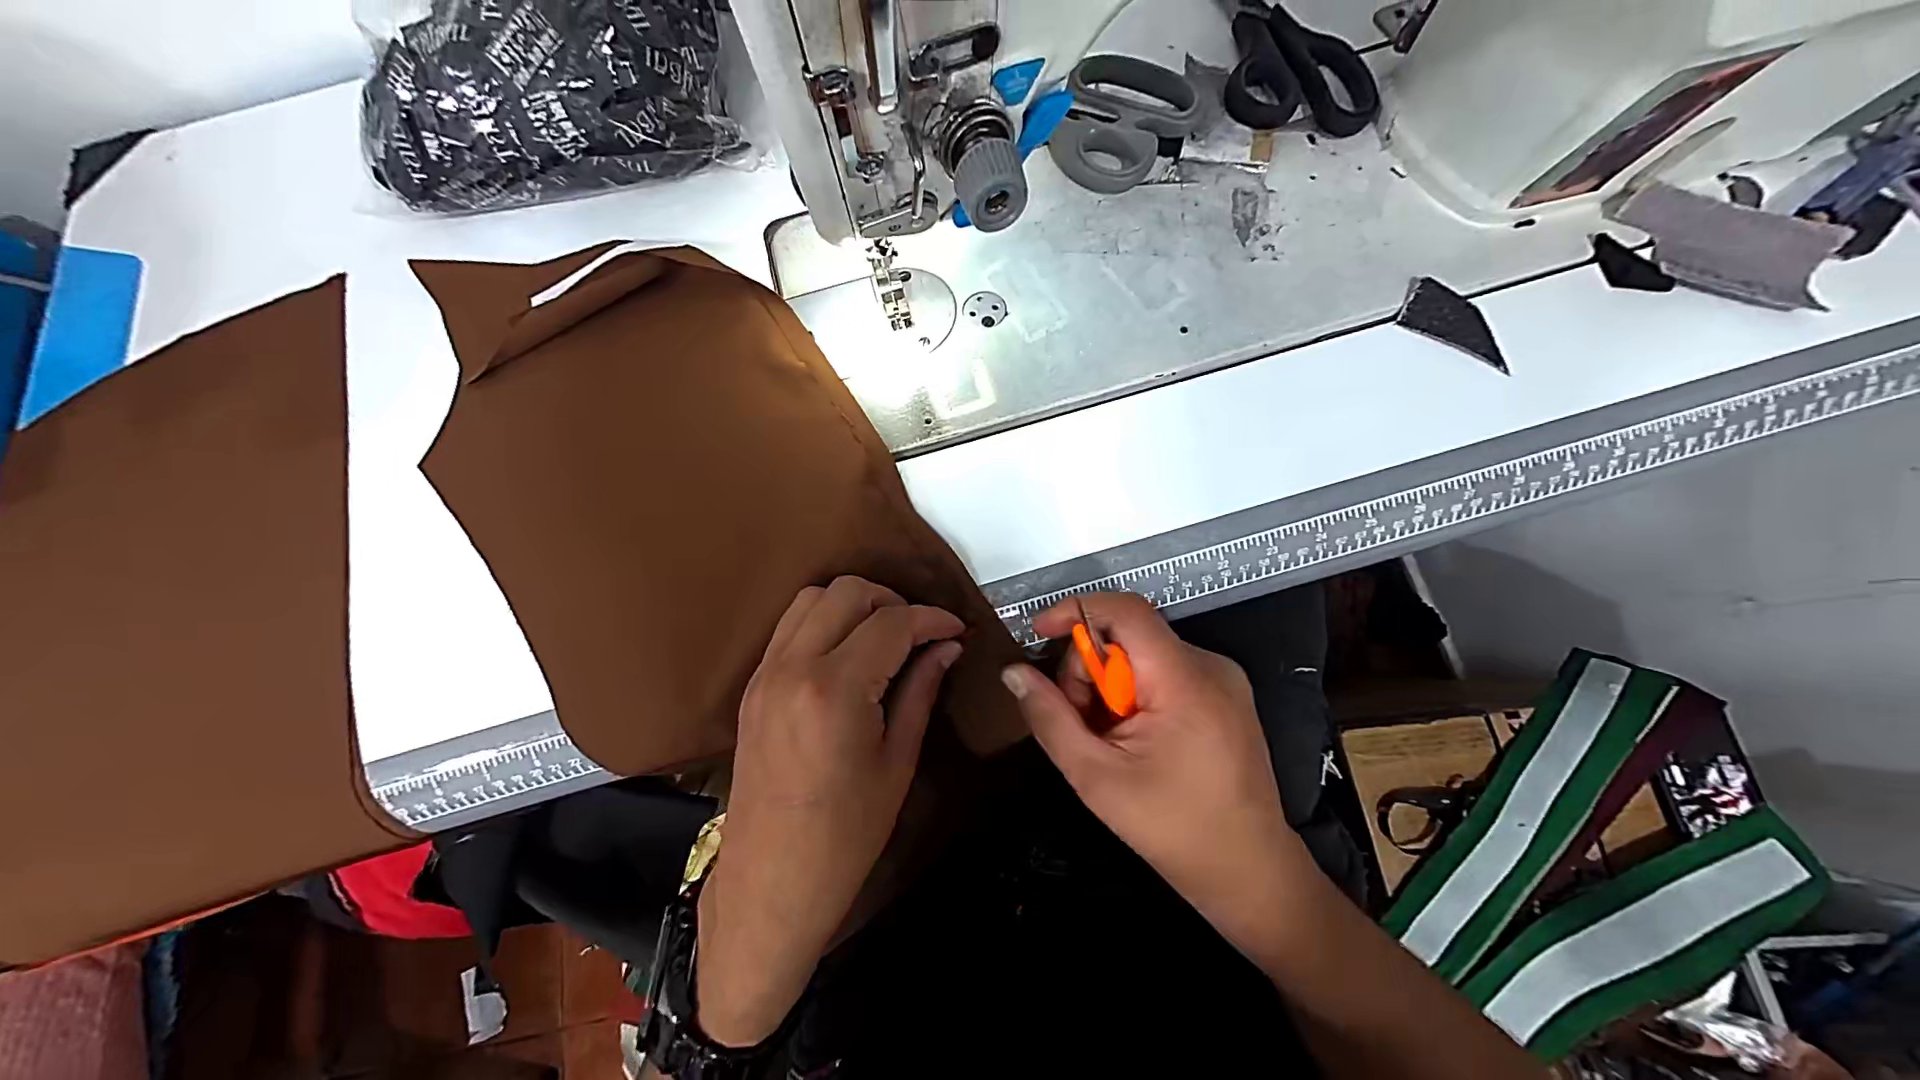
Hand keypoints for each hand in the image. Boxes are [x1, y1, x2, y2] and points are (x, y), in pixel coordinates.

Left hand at [696, 576, 962, 1046]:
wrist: (770, 881)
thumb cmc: (845, 835)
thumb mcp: (898, 762)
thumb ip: (921, 691)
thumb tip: (946, 648)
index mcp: (835, 689)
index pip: (891, 622)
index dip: (931, 618)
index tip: (955, 629)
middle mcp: (793, 667)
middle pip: (846, 592)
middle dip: (892, 600)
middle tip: (920, 632)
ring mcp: (764, 674)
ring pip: (810, 598)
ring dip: (853, 604)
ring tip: (884, 636)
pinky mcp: (751, 686)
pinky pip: (788, 627)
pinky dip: (823, 621)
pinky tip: (848, 652)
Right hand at [999, 592, 1309, 957]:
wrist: (1249, 872)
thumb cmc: (1172, 829)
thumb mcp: (1095, 777)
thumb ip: (1050, 718)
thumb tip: (1014, 672)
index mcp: (1184, 680)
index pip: (1126, 611)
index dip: (1076, 610)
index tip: (1039, 634)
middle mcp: (1209, 665)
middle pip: (1128, 635)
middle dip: (1089, 669)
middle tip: (1078, 720)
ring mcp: (1222, 679)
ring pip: (1143, 654)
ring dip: (1109, 685)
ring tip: (1109, 739)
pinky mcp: (1225, 695)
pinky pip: (1164, 672)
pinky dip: (1135, 693)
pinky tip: (1135, 739)